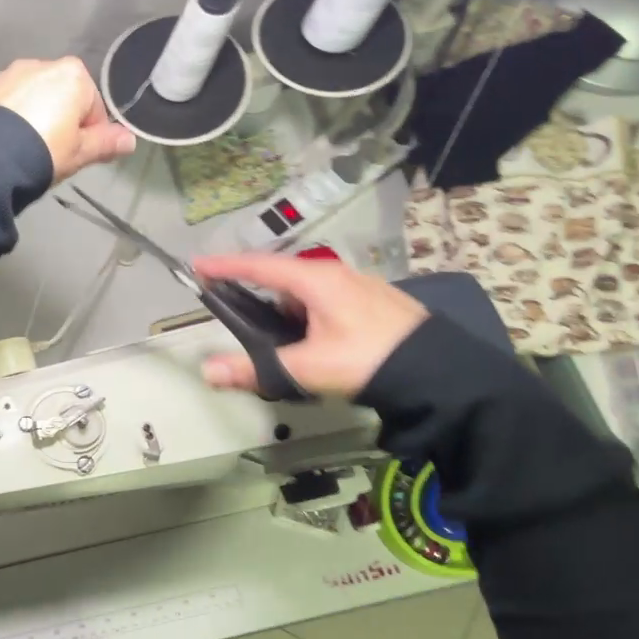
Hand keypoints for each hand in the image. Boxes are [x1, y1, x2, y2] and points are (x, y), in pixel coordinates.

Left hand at [0, 57, 136, 182]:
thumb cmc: (43, 152)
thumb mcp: (79, 153)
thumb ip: (105, 143)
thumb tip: (130, 139)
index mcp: (69, 74)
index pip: (91, 105)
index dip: (89, 132)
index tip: (78, 153)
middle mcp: (35, 66)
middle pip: (56, 96)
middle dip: (55, 120)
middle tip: (48, 153)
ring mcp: (1, 77)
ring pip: (23, 99)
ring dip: (26, 118)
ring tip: (20, 150)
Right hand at [194, 255, 428, 398]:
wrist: (439, 374)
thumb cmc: (366, 360)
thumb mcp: (305, 368)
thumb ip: (254, 370)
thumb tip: (208, 371)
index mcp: (316, 281)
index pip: (259, 266)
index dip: (226, 266)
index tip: (198, 264)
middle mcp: (337, 276)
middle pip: (282, 277)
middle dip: (254, 290)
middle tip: (232, 305)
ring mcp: (359, 288)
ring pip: (306, 292)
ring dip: (284, 309)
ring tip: (275, 337)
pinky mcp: (374, 305)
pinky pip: (326, 302)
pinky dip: (306, 315)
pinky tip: (310, 340)